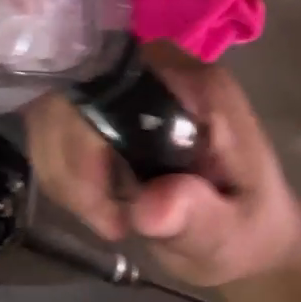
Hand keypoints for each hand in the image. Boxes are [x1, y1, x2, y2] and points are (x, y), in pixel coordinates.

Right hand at [25, 42, 300, 287]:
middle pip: (71, 95)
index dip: (88, 142)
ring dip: (64, 172)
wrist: (247, 227)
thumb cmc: (247, 228)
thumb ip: (199, 218)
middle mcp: (154, 66)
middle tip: (112, 221)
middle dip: (73, 167)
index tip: (112, 207)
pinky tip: (93, 199)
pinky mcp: (103, 96)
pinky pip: (53, 122)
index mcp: (194, 86)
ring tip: (110, 216)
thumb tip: (152, 208)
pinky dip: (61, 169)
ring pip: (53, 109)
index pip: (110, 86)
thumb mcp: (234, 236)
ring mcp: (124, 77)